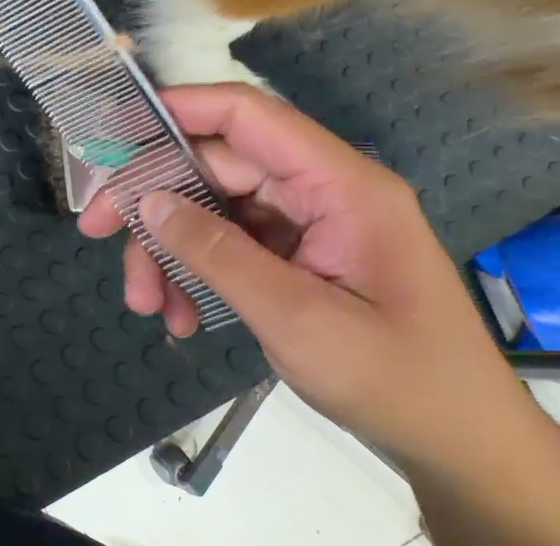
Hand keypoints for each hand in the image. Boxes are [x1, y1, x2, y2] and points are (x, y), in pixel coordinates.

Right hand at [76, 84, 524, 464]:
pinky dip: (192, 274)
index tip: (110, 129)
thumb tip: (146, 200)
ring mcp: (306, 223)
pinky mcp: (294, 255)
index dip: (176, 108)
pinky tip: (178, 315)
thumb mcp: (299, 319)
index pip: (246, 115)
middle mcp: (319, 191)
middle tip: (95, 231)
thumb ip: (217, 253)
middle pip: (210, 166)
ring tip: (146, 304)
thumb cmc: (400, 381)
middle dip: (150, 203)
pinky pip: (223, 244)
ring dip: (166, 251)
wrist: (465, 451)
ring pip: (207, 208)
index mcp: (340, 186)